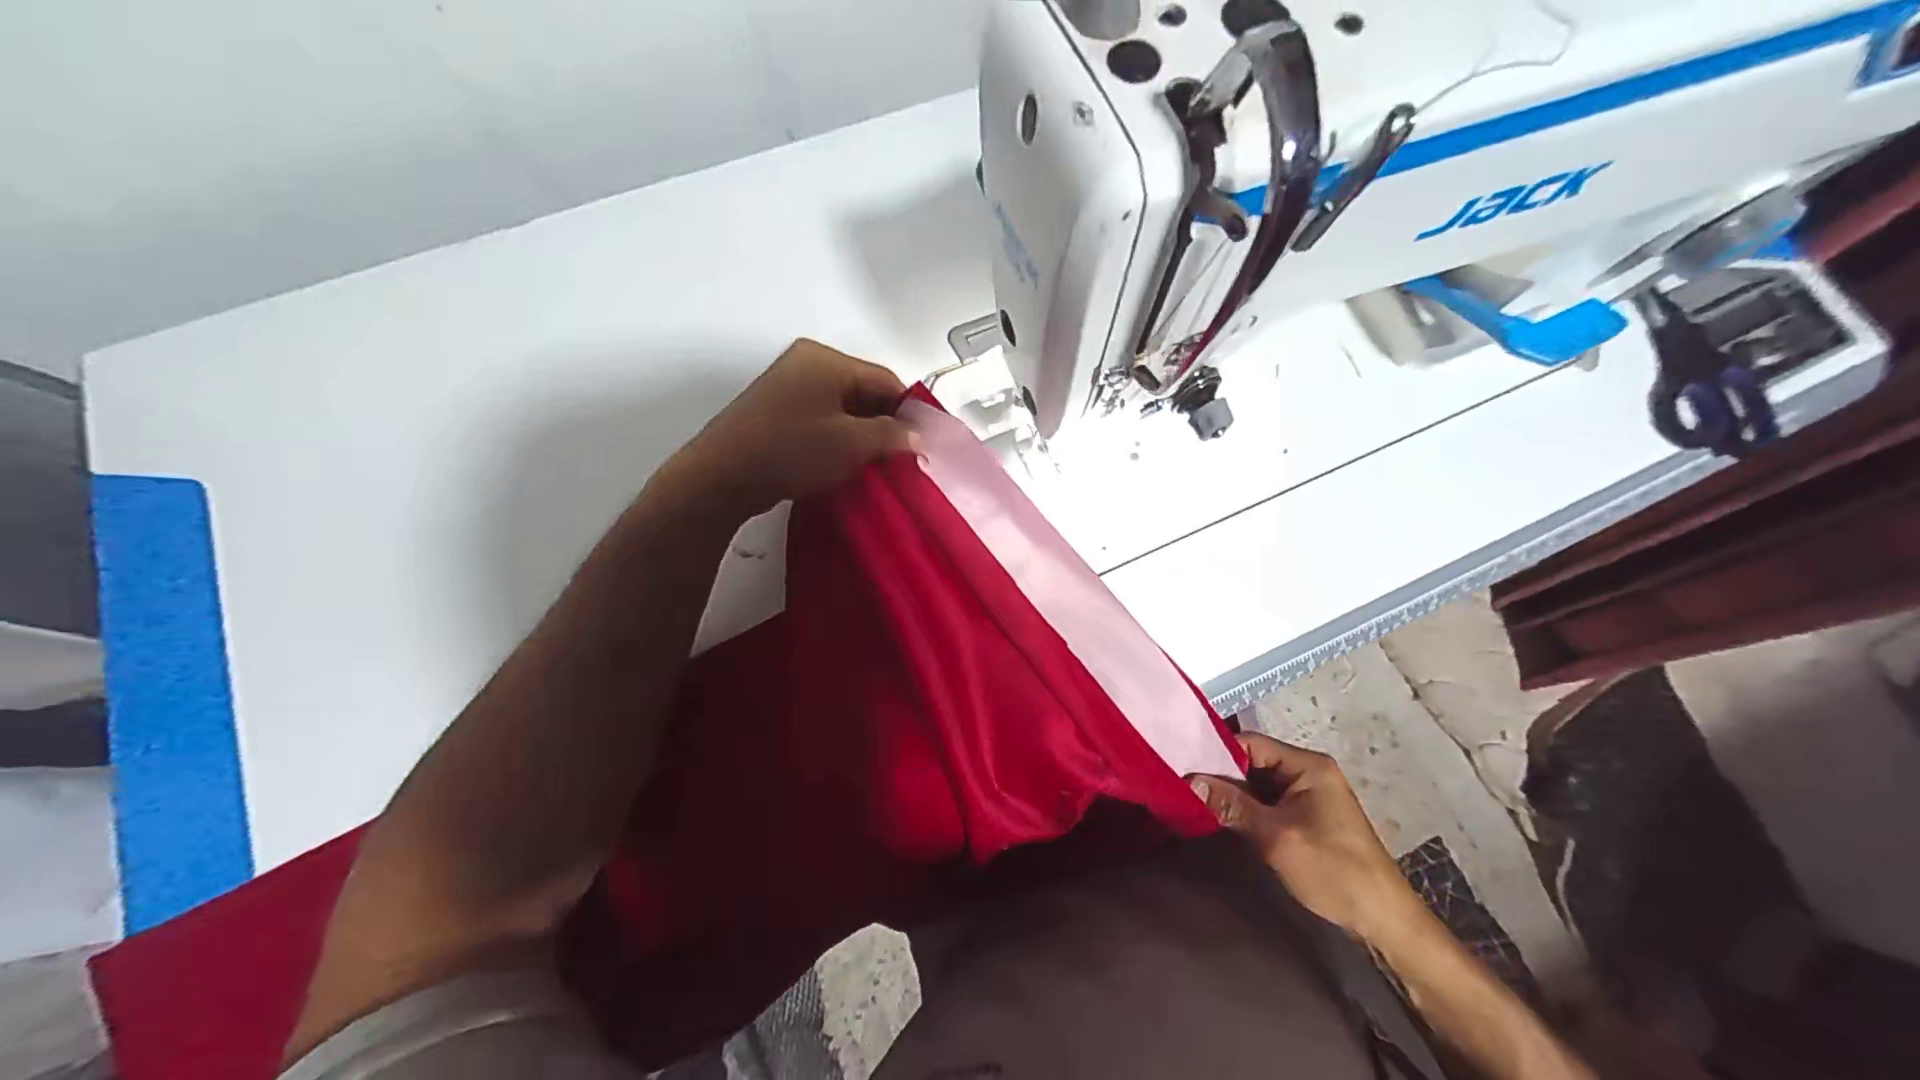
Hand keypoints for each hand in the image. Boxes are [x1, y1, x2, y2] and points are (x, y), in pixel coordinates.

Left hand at [660, 339, 917, 518]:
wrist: (721, 477)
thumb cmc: (790, 450)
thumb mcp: (852, 442)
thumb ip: (891, 436)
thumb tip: (916, 437)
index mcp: (825, 359)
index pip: (885, 378)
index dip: (909, 410)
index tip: (925, 440)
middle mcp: (805, 365)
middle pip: (863, 391)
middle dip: (886, 424)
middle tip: (905, 457)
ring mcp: (787, 388)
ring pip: (842, 409)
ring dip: (863, 435)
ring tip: (879, 465)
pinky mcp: (775, 414)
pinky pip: (821, 421)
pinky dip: (838, 439)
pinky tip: (847, 465)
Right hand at [1188, 733, 1419, 942]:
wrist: (1384, 921)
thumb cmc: (1334, 871)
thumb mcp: (1276, 836)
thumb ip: (1232, 806)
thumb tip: (1189, 781)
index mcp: (1308, 766)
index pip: (1250, 743)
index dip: (1216, 752)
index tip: (1182, 764)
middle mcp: (1307, 773)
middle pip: (1251, 762)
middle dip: (1219, 775)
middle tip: (1181, 784)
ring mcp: (1306, 796)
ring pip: (1255, 784)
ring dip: (1229, 794)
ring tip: (1191, 798)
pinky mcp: (1304, 818)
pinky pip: (1265, 803)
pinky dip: (1243, 809)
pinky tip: (1217, 816)